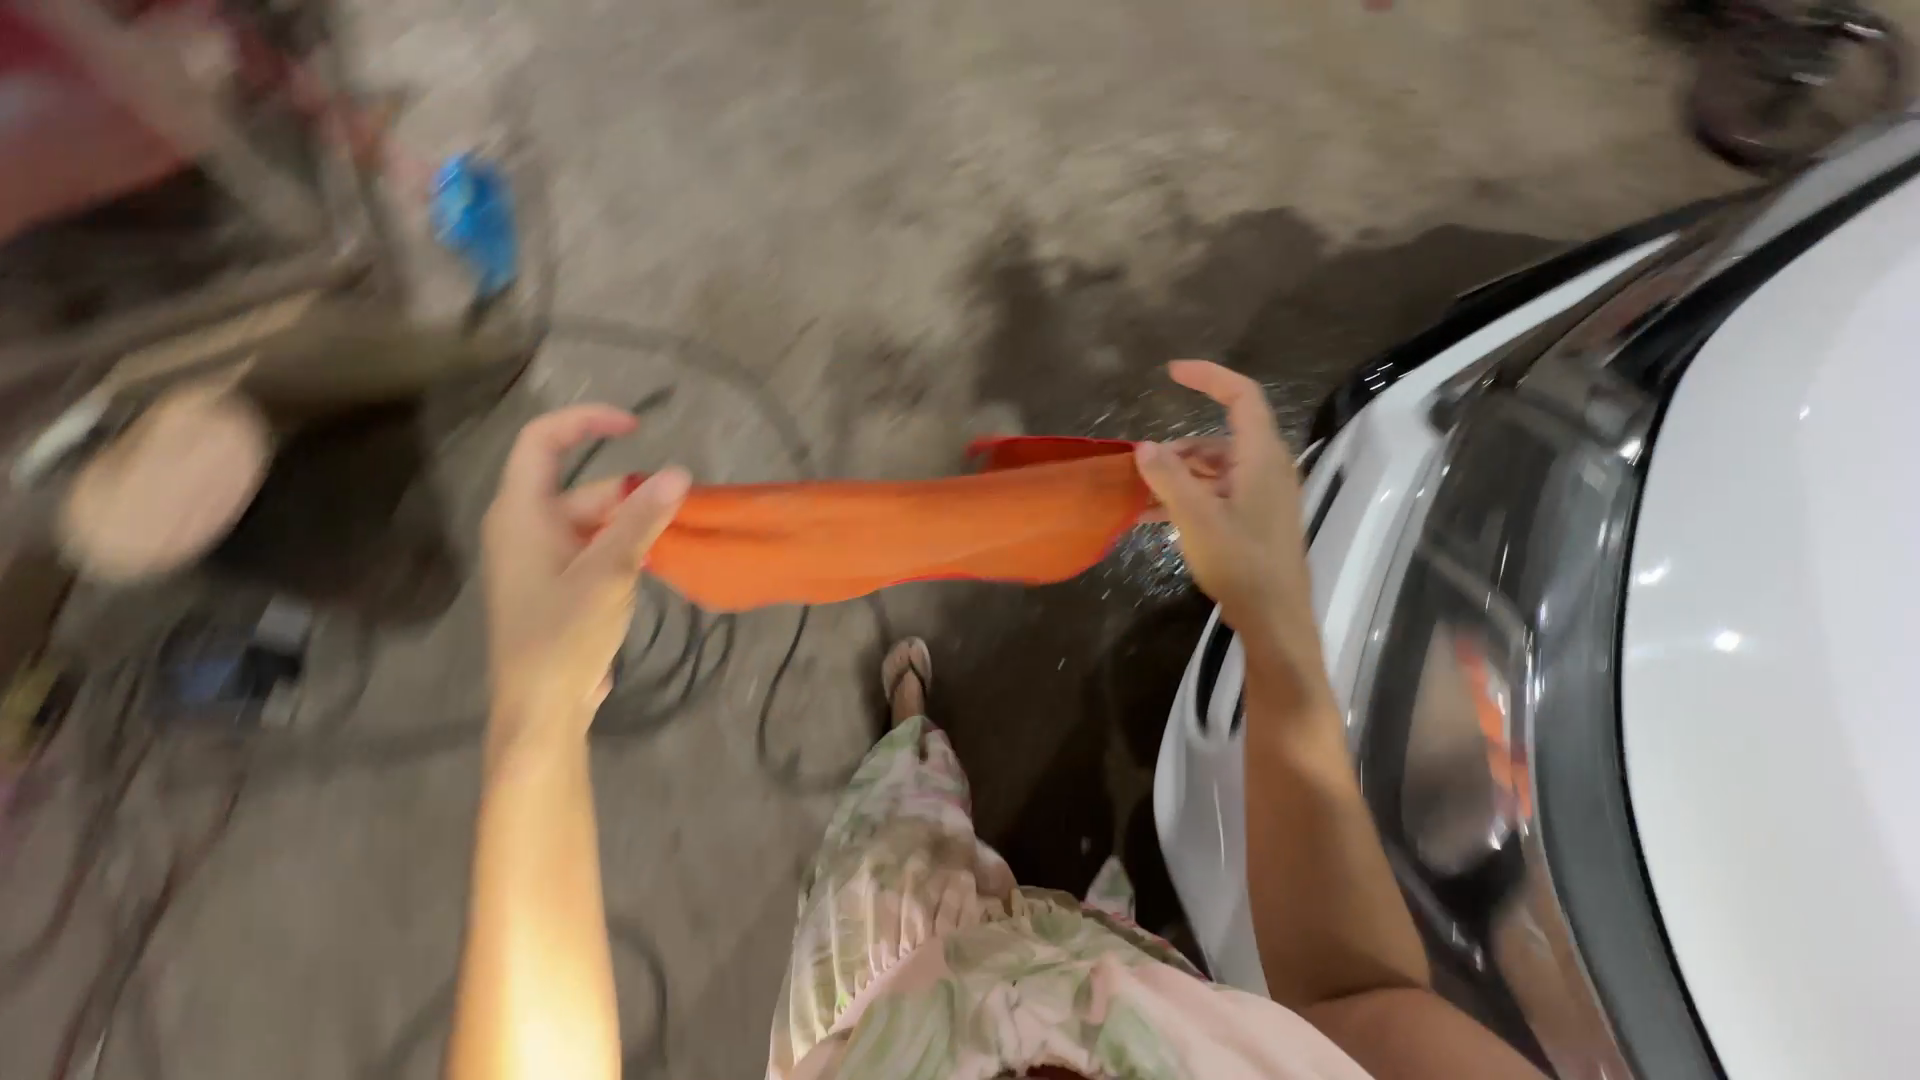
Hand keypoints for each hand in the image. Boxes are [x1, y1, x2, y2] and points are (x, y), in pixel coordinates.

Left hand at [481, 406, 689, 745]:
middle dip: (631, 494)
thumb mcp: (610, 571)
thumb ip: (643, 519)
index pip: (543, 440)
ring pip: (593, 522)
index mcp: (521, 513)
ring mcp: (540, 559)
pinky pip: (592, 550)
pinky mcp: (555, 586)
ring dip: (632, 526)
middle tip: (678, 513)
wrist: (540, 708)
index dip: (586, 421)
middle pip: (582, 489)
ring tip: (673, 541)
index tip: (637, 426)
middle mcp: (525, 528)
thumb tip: (678, 473)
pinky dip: (623, 550)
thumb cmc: (564, 633)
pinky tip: (653, 567)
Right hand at [1134, 361, 1321, 680]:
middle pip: (1220, 438)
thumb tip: (1145, 447)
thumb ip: (1168, 477)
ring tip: (1141, 494)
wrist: (1275, 616)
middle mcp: (1267, 469)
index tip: (1171, 372)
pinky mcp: (1256, 520)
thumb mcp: (1195, 518)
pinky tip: (1155, 515)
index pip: (1241, 396)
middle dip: (1178, 446)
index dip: (1209, 376)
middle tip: (1141, 463)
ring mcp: (1263, 496)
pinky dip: (1189, 496)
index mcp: (1261, 457)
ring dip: (1178, 476)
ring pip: (1216, 469)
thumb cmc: (1239, 561)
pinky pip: (1218, 494)